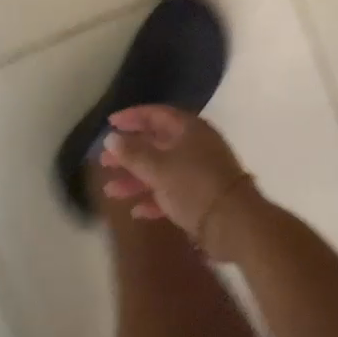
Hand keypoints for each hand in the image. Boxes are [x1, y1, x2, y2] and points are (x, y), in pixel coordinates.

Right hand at [98, 105, 258, 255]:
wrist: (234, 223)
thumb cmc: (195, 185)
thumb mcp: (159, 167)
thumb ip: (133, 153)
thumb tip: (111, 137)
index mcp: (188, 128)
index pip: (156, 114)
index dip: (131, 117)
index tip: (109, 124)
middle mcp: (194, 145)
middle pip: (156, 143)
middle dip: (129, 152)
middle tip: (103, 161)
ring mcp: (199, 171)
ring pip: (161, 170)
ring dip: (136, 179)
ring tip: (110, 190)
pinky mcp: (200, 197)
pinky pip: (171, 193)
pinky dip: (153, 199)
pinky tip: (135, 211)